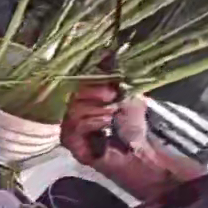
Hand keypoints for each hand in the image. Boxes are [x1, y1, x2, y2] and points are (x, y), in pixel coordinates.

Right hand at [60, 83, 203, 201]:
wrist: (138, 152)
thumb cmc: (133, 126)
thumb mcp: (127, 95)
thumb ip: (115, 79)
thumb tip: (109, 54)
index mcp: (85, 100)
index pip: (80, 85)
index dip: (94, 83)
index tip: (112, 86)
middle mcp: (73, 113)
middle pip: (74, 96)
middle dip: (96, 96)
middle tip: (114, 101)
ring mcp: (69, 129)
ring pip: (74, 111)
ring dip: (97, 111)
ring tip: (112, 117)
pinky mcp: (70, 143)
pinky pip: (74, 127)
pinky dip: (92, 123)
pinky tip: (105, 126)